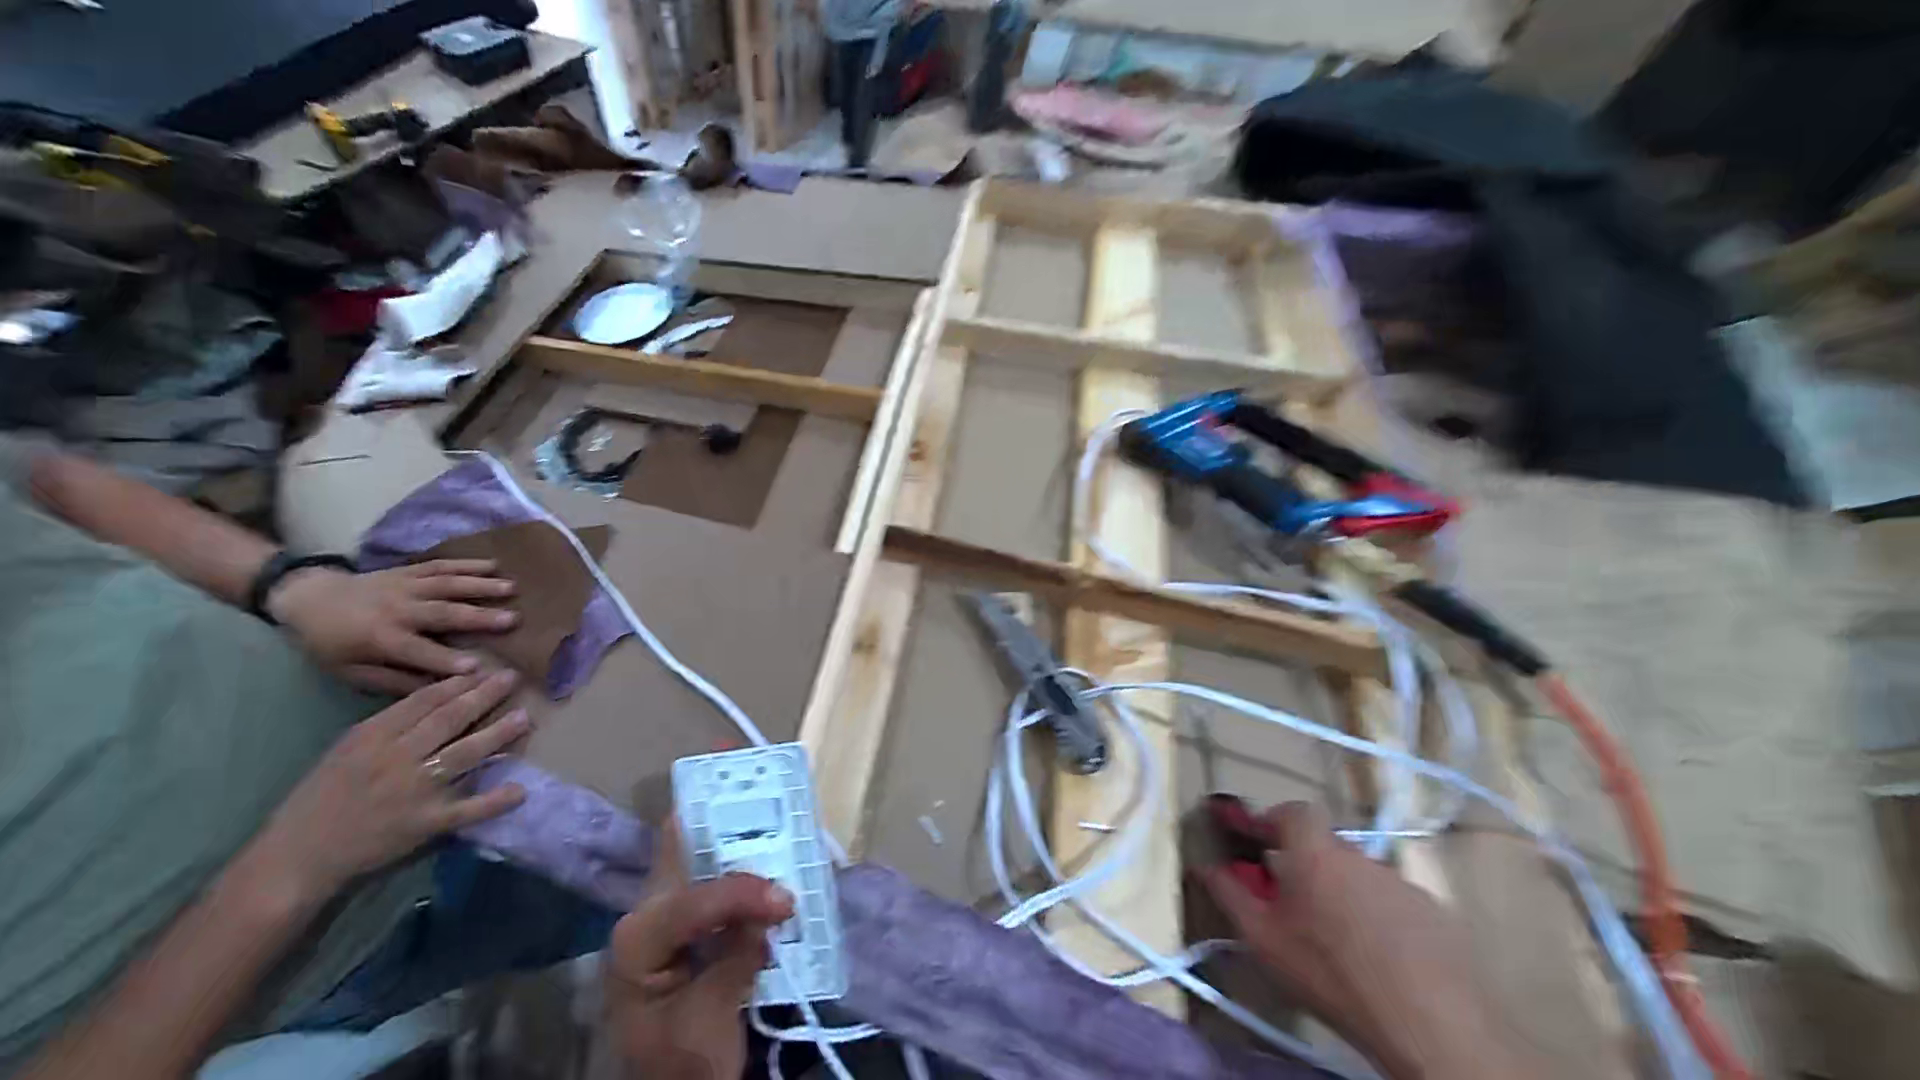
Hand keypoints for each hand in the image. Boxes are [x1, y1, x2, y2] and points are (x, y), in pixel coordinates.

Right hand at [249, 670, 529, 900]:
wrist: (295, 856)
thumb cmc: (322, 798)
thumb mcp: (348, 750)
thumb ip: (390, 725)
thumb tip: (438, 698)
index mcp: (372, 737)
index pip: (424, 701)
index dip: (459, 683)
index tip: (486, 669)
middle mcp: (396, 758)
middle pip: (449, 720)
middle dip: (484, 696)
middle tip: (513, 678)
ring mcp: (414, 790)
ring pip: (465, 754)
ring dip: (498, 734)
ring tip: (526, 718)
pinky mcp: (425, 823)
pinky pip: (468, 809)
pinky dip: (494, 800)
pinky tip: (519, 790)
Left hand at [269, 559, 518, 694]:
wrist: (307, 599)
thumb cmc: (331, 643)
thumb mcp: (350, 672)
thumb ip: (392, 680)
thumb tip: (435, 688)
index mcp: (381, 638)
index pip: (418, 651)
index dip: (446, 661)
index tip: (478, 669)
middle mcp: (397, 609)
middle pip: (443, 613)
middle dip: (479, 617)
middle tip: (513, 620)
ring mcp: (405, 586)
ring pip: (447, 584)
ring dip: (481, 586)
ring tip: (512, 589)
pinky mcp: (409, 571)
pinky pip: (441, 565)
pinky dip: (469, 564)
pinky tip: (495, 565)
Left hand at [605, 826, 794, 1079]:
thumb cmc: (685, 1063)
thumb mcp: (710, 1018)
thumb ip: (738, 955)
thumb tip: (774, 907)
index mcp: (635, 942)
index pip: (688, 903)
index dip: (737, 894)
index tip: (783, 900)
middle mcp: (646, 915)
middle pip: (686, 855)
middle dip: (732, 836)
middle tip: (779, 821)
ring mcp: (668, 914)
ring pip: (705, 861)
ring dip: (745, 853)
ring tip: (786, 841)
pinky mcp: (692, 922)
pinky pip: (720, 881)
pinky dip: (750, 874)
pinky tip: (778, 868)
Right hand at [1200, 802, 1537, 1079]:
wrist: (1430, 1022)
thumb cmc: (1330, 972)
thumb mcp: (1263, 937)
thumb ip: (1229, 894)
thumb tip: (1202, 866)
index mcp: (1313, 851)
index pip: (1291, 810)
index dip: (1273, 820)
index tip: (1257, 841)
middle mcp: (1358, 855)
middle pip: (1324, 845)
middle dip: (1304, 863)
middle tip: (1291, 900)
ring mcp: (1402, 882)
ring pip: (1359, 874)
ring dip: (1342, 891)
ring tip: (1335, 935)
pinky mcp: (1436, 914)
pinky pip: (1393, 901)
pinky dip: (1378, 915)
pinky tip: (1376, 954)